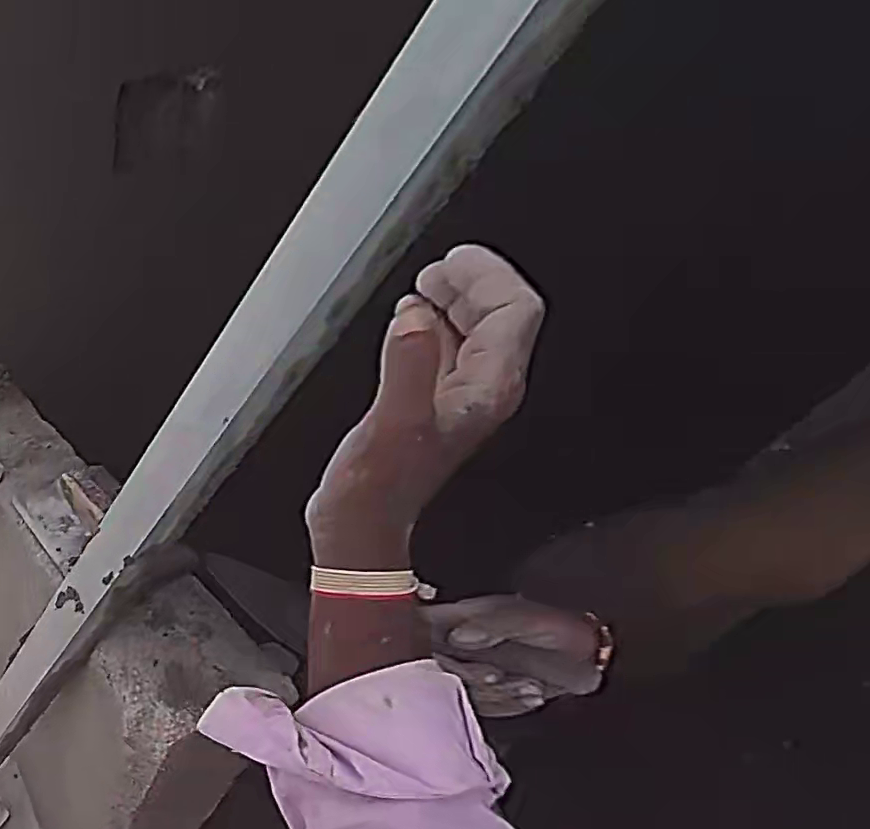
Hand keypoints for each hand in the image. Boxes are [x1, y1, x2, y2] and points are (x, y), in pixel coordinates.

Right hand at [307, 245, 544, 562]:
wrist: (358, 526)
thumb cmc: (374, 488)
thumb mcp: (392, 425)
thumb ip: (408, 368)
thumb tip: (415, 319)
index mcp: (483, 391)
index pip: (511, 314)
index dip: (488, 278)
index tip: (454, 260)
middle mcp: (477, 394)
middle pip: (497, 321)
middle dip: (472, 286)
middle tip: (439, 268)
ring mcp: (452, 403)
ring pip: (470, 337)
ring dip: (451, 307)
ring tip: (424, 289)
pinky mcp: (424, 411)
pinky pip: (441, 358)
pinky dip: (429, 333)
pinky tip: (408, 329)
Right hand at [423, 595, 604, 716]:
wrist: (589, 652)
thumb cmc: (557, 626)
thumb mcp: (526, 619)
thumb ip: (492, 626)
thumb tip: (458, 637)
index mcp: (453, 620)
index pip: (417, 631)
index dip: (418, 646)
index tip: (438, 658)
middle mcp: (451, 645)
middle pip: (432, 666)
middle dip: (465, 676)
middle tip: (496, 676)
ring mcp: (466, 668)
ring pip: (455, 688)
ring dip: (492, 693)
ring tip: (527, 687)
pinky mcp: (481, 690)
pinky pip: (478, 704)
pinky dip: (505, 705)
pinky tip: (528, 697)